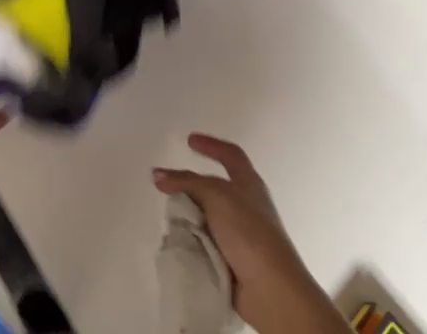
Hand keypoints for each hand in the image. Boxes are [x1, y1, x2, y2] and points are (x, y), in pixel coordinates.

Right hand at [154, 134, 350, 333]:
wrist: (269, 287)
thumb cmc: (248, 231)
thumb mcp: (217, 196)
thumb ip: (187, 182)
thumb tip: (158, 174)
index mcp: (249, 184)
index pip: (230, 155)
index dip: (211, 145)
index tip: (190, 140)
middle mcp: (246, 204)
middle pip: (213, 188)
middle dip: (190, 188)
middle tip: (168, 190)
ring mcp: (239, 233)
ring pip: (206, 216)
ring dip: (188, 217)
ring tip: (170, 222)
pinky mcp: (231, 257)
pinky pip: (204, 241)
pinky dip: (190, 240)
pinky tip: (177, 244)